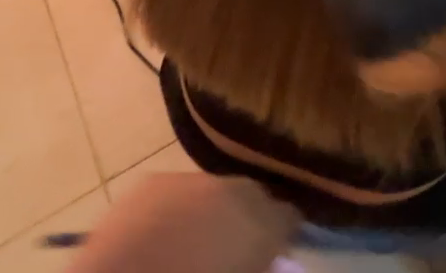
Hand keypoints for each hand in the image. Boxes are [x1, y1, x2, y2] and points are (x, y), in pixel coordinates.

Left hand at [68, 172, 299, 272]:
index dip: (280, 239)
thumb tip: (263, 264)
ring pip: (212, 194)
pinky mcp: (154, 183)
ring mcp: (193, 181)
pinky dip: (172, 214)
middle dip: (244, 224)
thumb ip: (258, 268)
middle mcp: (237, 189)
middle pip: (253, 199)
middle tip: (225, 258)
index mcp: (264, 222)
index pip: (290, 218)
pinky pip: (175, 196)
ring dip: (207, 216)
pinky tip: (155, 241)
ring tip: (184, 251)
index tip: (267, 258)